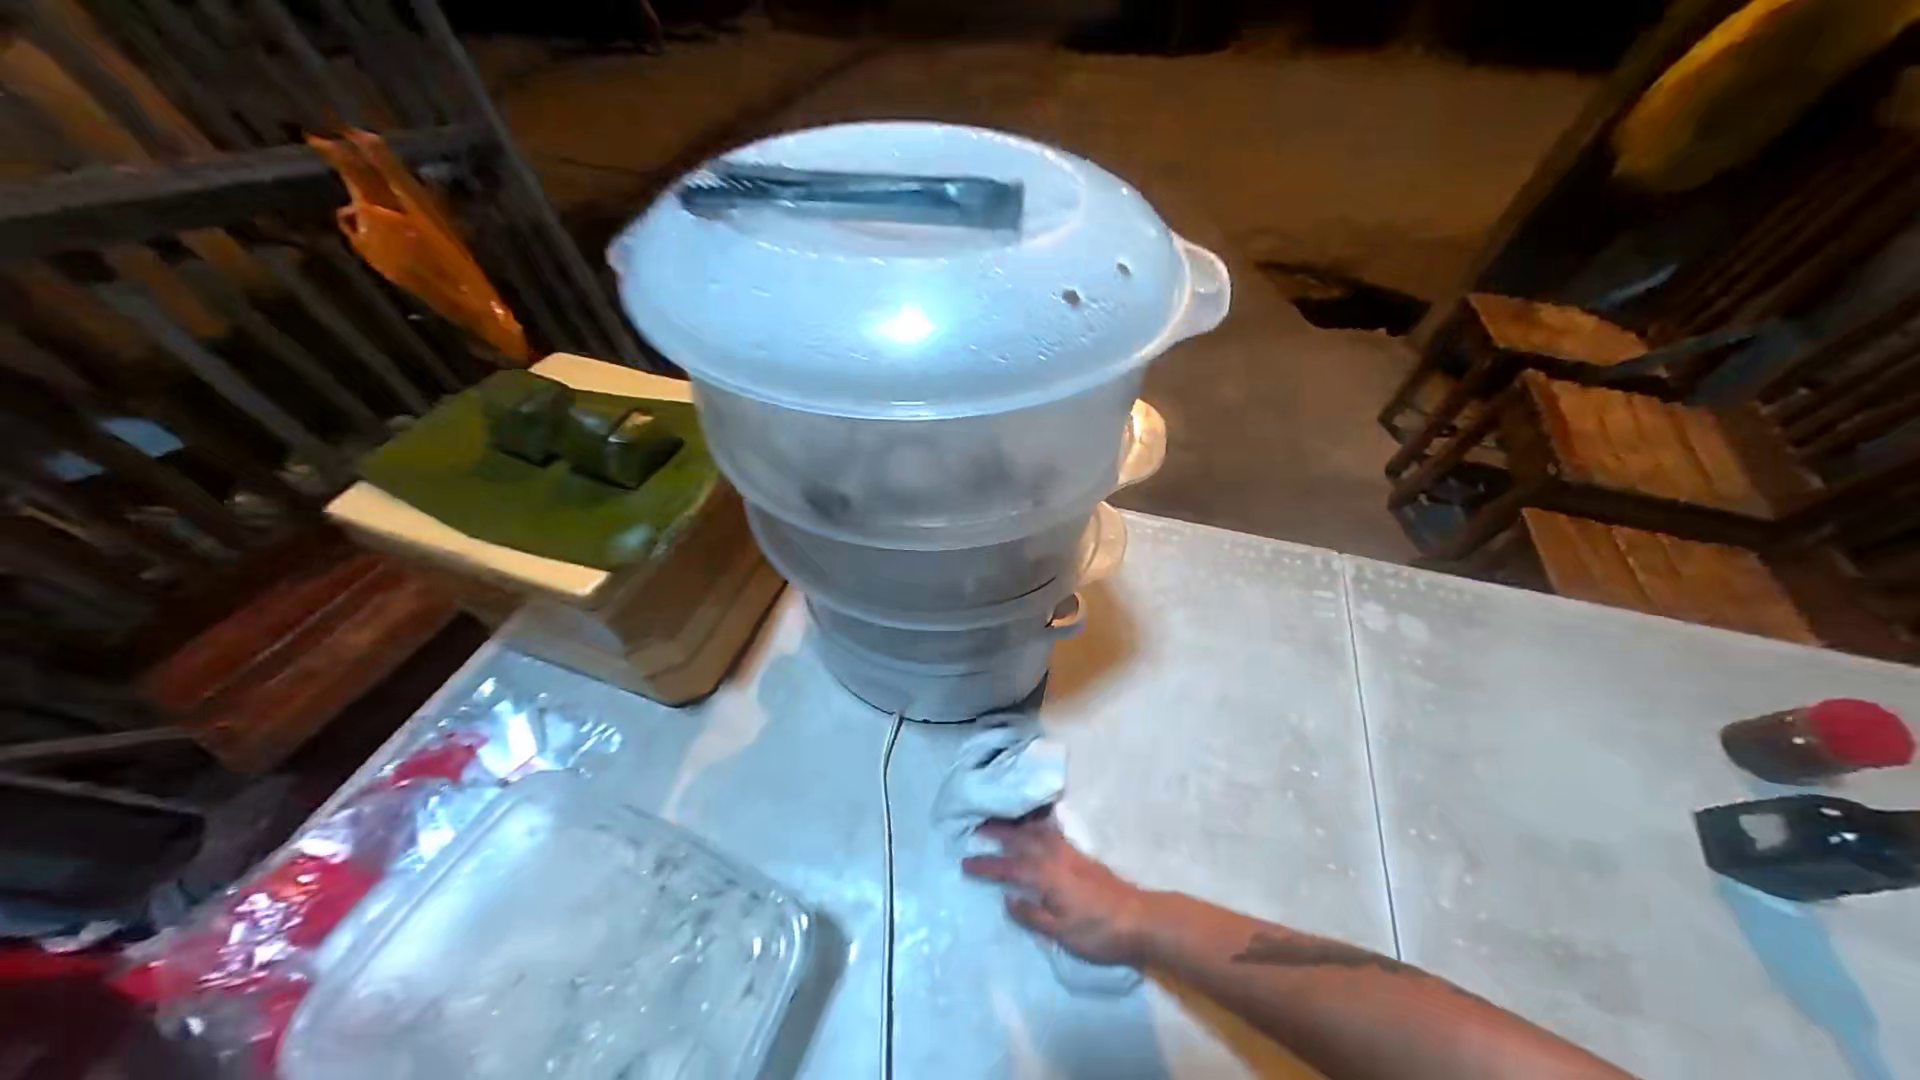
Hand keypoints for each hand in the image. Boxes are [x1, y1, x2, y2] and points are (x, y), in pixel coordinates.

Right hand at [961, 819, 1155, 966]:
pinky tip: (1037, 827)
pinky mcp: (1081, 855)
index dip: (986, 864)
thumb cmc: (1098, 931)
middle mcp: (1055, 856)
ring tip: (1002, 821)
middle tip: (977, 826)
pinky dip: (1037, 825)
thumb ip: (1031, 915)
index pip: (1008, 867)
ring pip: (1037, 831)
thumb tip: (1006, 899)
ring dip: (1017, 825)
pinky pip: (1052, 832)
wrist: (1140, 919)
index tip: (965, 861)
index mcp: (1045, 875)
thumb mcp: (1061, 932)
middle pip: (1021, 838)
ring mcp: (1070, 852)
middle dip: (997, 832)